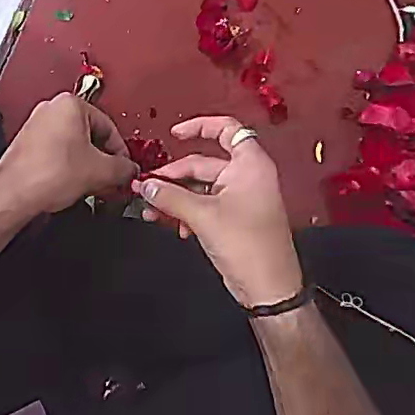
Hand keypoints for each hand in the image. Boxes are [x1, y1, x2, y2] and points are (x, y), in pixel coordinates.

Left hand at [0, 93, 138, 215]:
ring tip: (96, 184)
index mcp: (70, 104)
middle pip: (91, 135)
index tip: (125, 167)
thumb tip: (129, 169)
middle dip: (104, 160)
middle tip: (113, 178)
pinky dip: (70, 167)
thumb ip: (123, 168)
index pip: (109, 126)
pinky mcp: (28, 144)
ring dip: (89, 165)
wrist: (14, 195)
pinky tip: (76, 185)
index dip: (120, 151)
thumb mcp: (100, 171)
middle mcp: (52, 109)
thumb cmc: (47, 174)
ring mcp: (37, 126)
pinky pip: (58, 152)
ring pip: (75, 145)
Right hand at [136, 116, 302, 308]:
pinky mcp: (234, 217)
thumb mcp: (203, 216)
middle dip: (174, 176)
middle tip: (147, 187)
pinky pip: (205, 204)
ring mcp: (241, 197)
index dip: (200, 127)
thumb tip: (147, 186)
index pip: (226, 129)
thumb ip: (171, 197)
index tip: (175, 134)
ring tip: (152, 208)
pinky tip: (172, 224)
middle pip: (204, 163)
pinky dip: (187, 211)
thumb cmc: (248, 246)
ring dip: (176, 197)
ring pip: (201, 187)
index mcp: (250, 164)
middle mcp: (247, 176)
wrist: (268, 287)